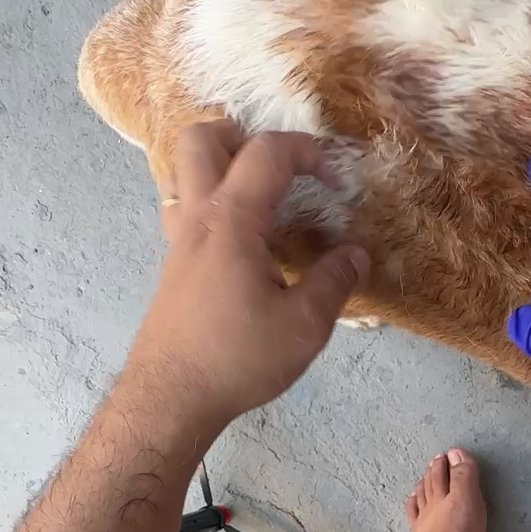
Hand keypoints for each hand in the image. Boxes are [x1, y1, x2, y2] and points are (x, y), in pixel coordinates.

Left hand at [128, 121, 369, 426]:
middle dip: (244, 136)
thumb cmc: (239, 358)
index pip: (267, 154)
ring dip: (222, 167)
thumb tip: (358, 255)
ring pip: (184, 172)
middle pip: (202, 140)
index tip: (337, 178)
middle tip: (282, 166)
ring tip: (261, 198)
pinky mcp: (175, 268)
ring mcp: (179, 242)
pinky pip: (187, 210)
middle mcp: (198, 218)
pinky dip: (215, 204)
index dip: (308, 152)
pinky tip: (245, 243)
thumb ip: (334, 282)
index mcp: (233, 222)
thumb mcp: (305, 325)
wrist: (173, 395)